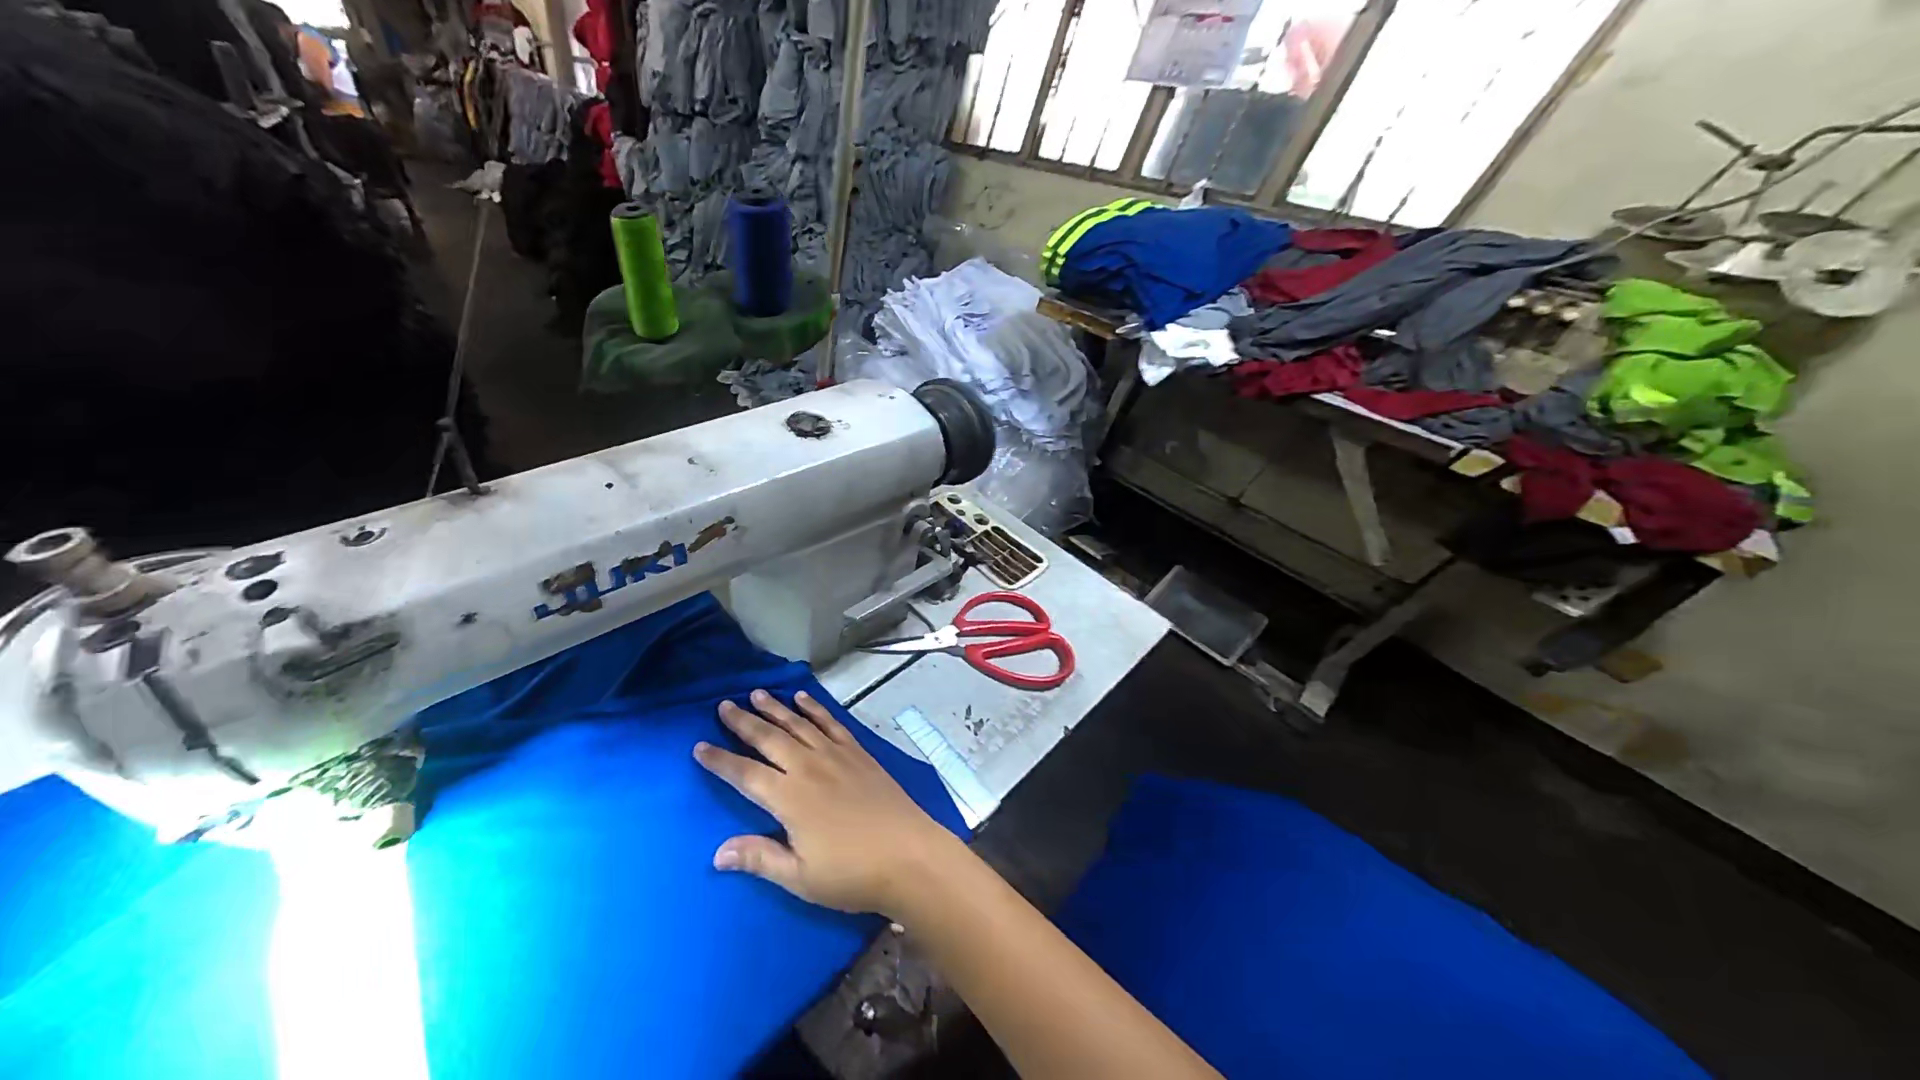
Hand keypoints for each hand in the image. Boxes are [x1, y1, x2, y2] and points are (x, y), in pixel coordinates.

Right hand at [694, 689, 962, 916]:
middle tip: (724, 704)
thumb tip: (717, 852)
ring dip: (776, 708)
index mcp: (789, 798)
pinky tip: (804, 699)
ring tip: (758, 694)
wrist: (910, 854)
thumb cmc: (852, 873)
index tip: (699, 746)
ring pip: (799, 724)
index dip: (720, 760)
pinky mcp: (859, 754)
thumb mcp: (800, 876)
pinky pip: (831, 723)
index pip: (745, 774)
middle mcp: (809, 768)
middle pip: (770, 739)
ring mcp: (837, 756)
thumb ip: (759, 858)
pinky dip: (815, 709)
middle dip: (744, 721)